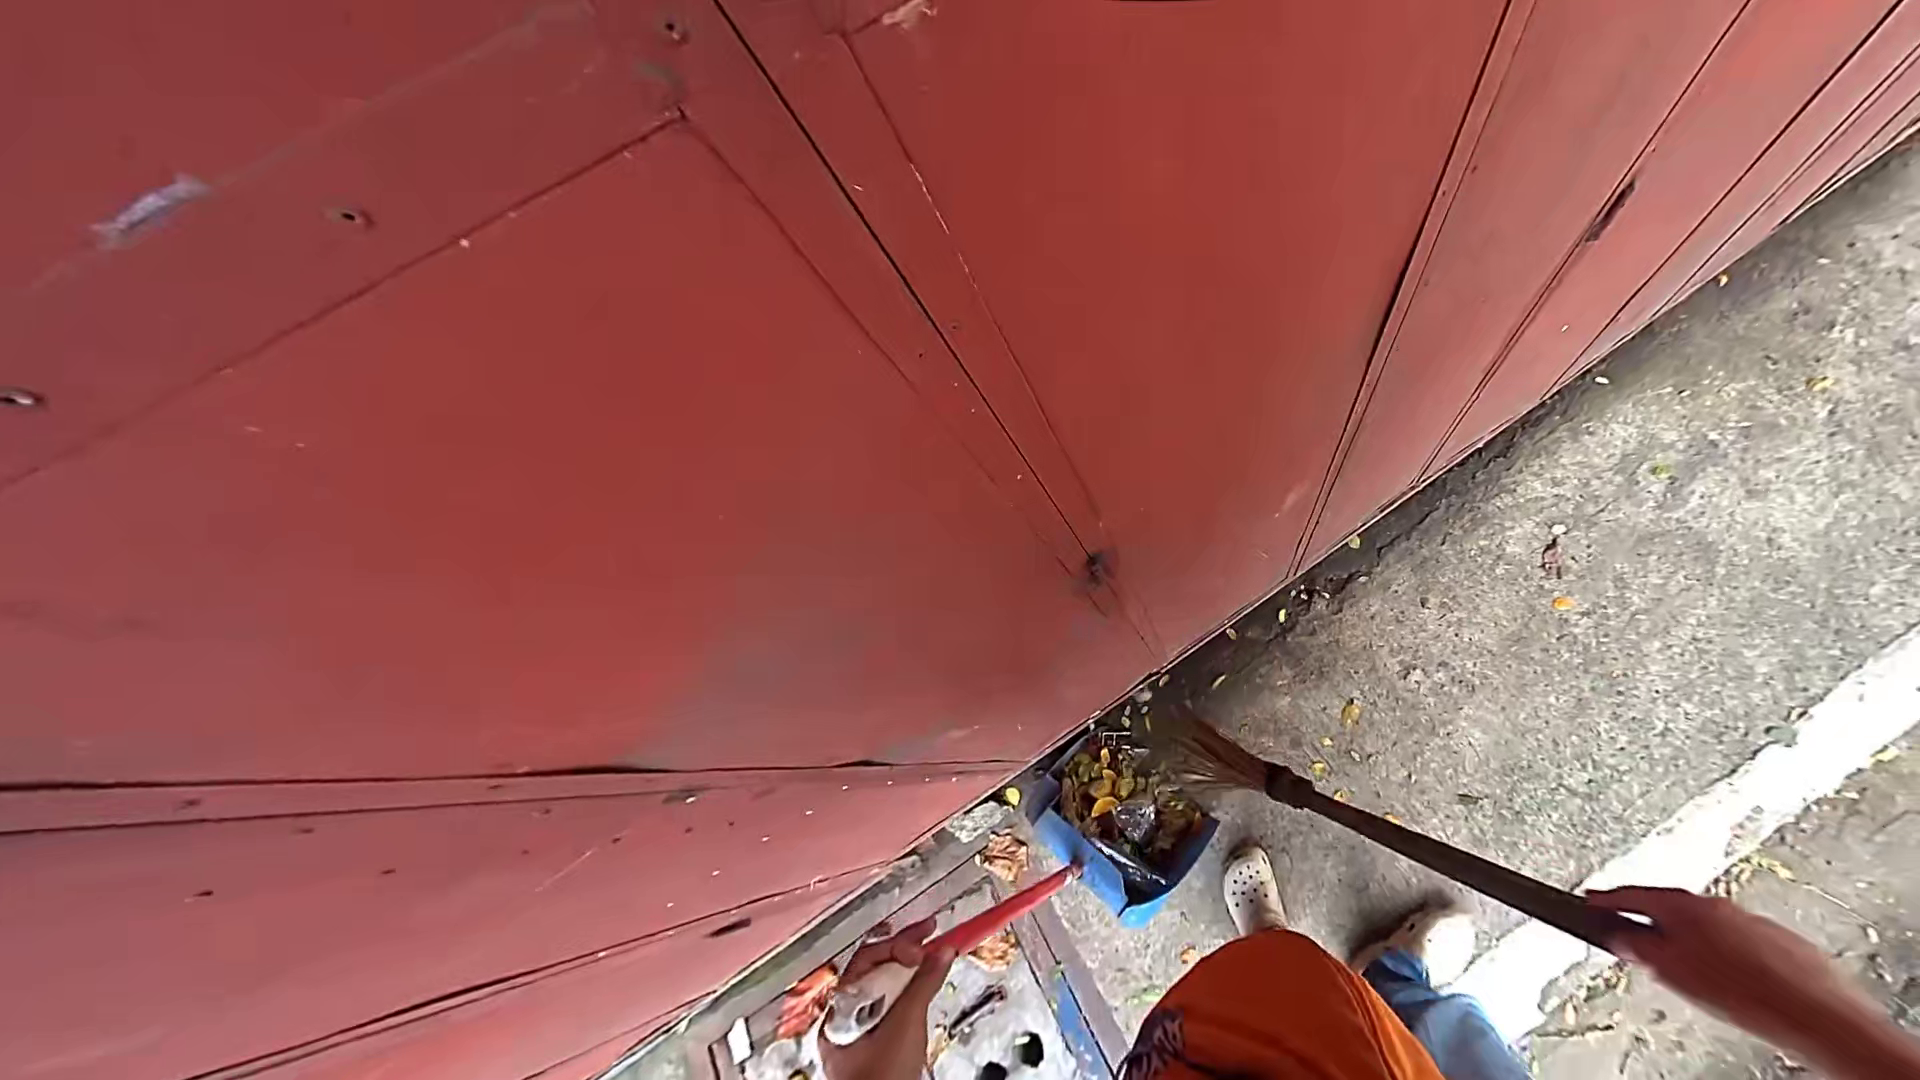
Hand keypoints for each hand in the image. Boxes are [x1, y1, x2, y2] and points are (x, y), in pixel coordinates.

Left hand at [819, 918, 956, 1079]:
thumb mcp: (906, 1026)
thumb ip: (923, 983)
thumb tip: (942, 951)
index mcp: (840, 1010)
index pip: (868, 958)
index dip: (898, 944)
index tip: (925, 937)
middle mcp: (844, 1017)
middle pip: (875, 968)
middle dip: (905, 950)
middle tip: (931, 933)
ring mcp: (859, 1031)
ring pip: (883, 985)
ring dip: (909, 970)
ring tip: (931, 957)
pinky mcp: (875, 1043)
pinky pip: (889, 1005)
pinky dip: (908, 991)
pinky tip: (923, 986)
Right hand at [1590, 886, 1919, 1078]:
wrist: (1822, 1021)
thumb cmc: (1745, 992)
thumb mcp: (1666, 968)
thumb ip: (1633, 945)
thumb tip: (1618, 937)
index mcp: (1679, 903)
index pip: (1627, 894)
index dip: (1603, 900)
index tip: (1591, 902)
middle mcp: (1714, 904)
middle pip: (1671, 909)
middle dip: (1655, 924)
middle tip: (1642, 941)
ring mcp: (1754, 922)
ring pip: (1710, 925)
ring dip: (1695, 940)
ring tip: (1694, 968)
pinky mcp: (1789, 945)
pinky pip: (1746, 941)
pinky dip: (1732, 953)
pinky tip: (1737, 977)